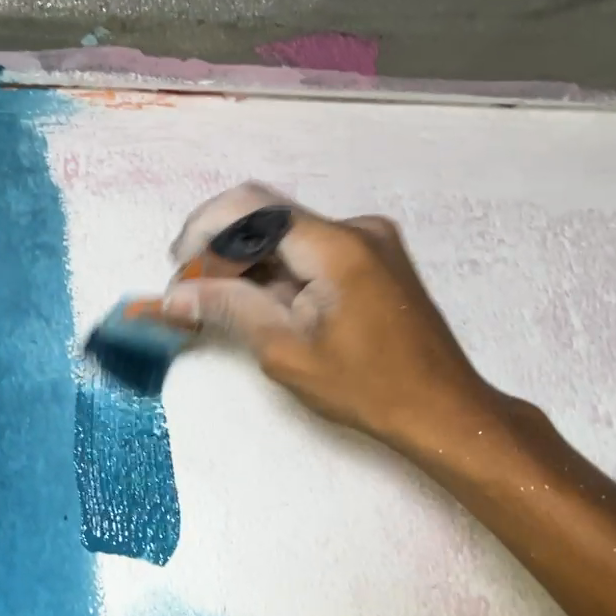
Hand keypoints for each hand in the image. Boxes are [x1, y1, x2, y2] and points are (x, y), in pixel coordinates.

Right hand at [160, 182, 503, 453]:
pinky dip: (275, 271)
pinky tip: (260, 306)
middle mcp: (355, 228)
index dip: (203, 229)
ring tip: (218, 307)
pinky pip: (308, 250)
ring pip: (284, 235)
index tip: (179, 269)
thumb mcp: (285, 351)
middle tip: (189, 296)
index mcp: (336, 246)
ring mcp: (368, 241)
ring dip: (245, 264)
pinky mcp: (372, 258)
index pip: (250, 207)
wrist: (442, 408)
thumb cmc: (366, 388)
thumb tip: (174, 294)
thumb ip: (229, 309)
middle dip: (219, 251)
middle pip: (266, 217)